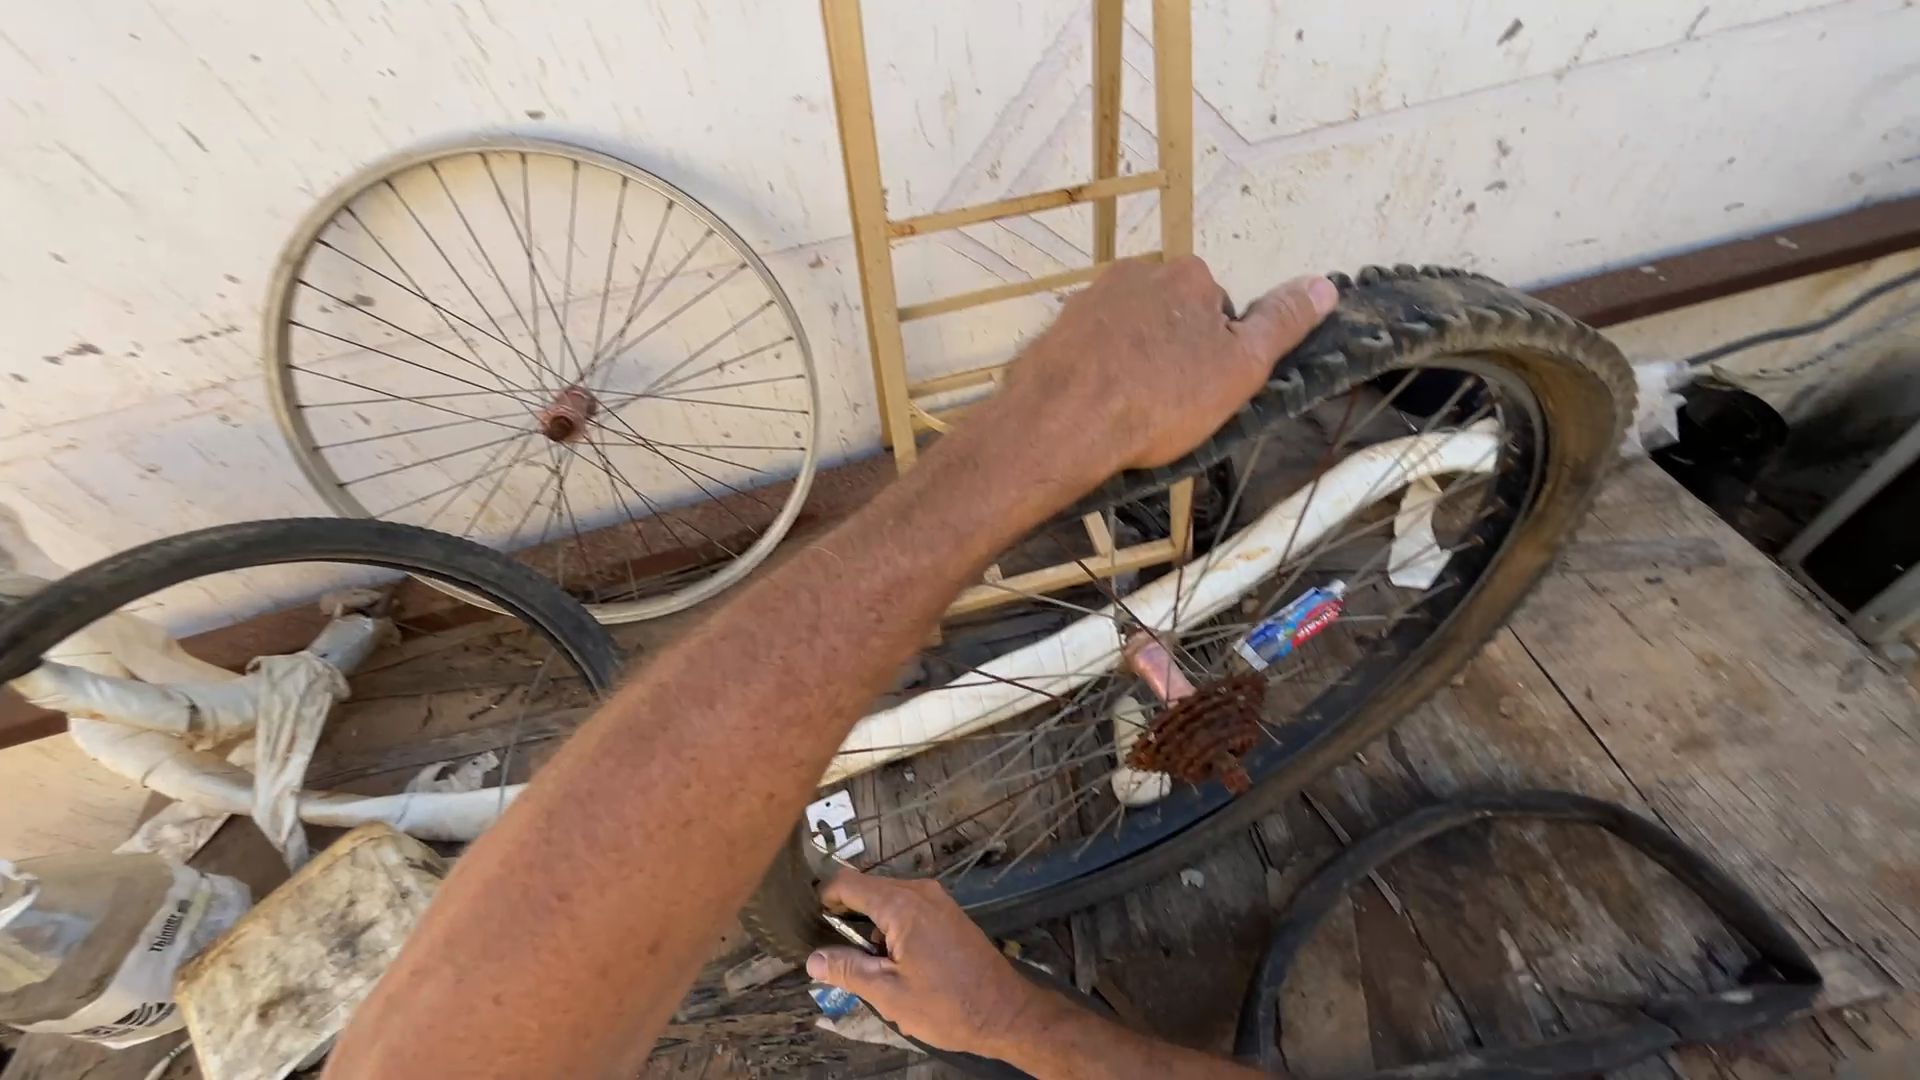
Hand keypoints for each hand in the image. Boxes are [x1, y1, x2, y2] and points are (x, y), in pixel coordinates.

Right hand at [805, 869, 1039, 1055]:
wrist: (1004, 1010)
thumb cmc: (945, 1004)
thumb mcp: (889, 993)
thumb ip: (849, 970)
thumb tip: (813, 958)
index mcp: (901, 903)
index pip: (850, 883)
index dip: (825, 897)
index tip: (810, 920)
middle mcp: (919, 890)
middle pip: (869, 890)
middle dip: (849, 919)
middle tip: (838, 957)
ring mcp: (936, 899)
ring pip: (889, 902)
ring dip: (873, 929)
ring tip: (873, 970)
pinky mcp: (947, 912)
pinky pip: (908, 909)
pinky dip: (894, 929)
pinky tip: (897, 964)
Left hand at [991, 257, 1337, 486]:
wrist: (1065, 420)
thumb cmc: (1160, 399)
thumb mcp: (1240, 367)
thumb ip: (1281, 323)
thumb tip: (1324, 285)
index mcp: (1188, 276)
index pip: (1215, 312)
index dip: (1213, 356)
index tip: (1199, 391)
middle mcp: (1137, 274)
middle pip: (1168, 317)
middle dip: (1170, 353)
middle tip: (1163, 405)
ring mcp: (1090, 299)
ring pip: (1127, 332)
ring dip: (1132, 361)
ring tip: (1126, 409)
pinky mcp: (1056, 329)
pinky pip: (1090, 348)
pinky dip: (1096, 370)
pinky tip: (1093, 404)